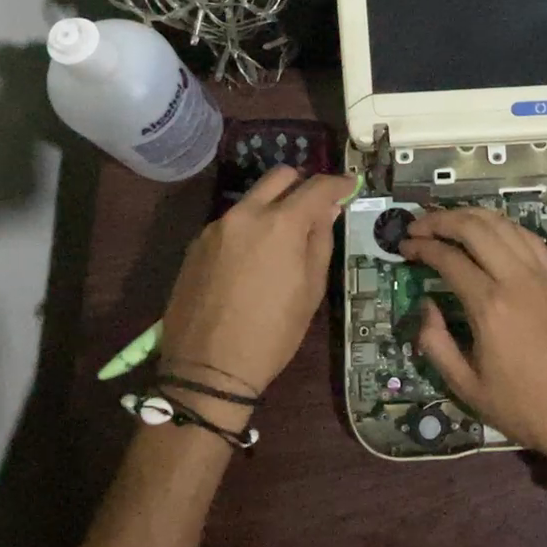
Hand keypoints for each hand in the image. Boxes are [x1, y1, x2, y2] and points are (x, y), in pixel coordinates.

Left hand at [158, 167, 351, 396]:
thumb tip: (327, 210)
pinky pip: (231, 222)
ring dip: (273, 207)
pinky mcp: (196, 244)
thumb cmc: (272, 334)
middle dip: (302, 184)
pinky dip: (249, 228)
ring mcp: (216, 227)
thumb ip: (320, 241)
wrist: (207, 370)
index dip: (338, 183)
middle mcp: (245, 214)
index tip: (349, 186)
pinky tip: (252, 259)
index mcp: (280, 224)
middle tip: (314, 206)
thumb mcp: (310, 291)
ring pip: (252, 198)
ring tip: (283, 239)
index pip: (316, 186)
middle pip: (280, 176)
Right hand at [402, 208, 546, 497]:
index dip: (421, 247)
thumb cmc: (521, 406)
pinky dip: (503, 225)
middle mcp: (516, 279)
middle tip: (418, 225)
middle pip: (474, 228)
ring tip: (446, 221)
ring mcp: (540, 275)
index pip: (448, 258)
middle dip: (441, 220)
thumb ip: (435, 343)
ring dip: (470, 215)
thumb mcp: (465, 386)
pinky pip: (528, 237)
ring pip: (502, 224)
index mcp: (489, 306)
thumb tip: (425, 305)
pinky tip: (489, 230)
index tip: (403, 247)